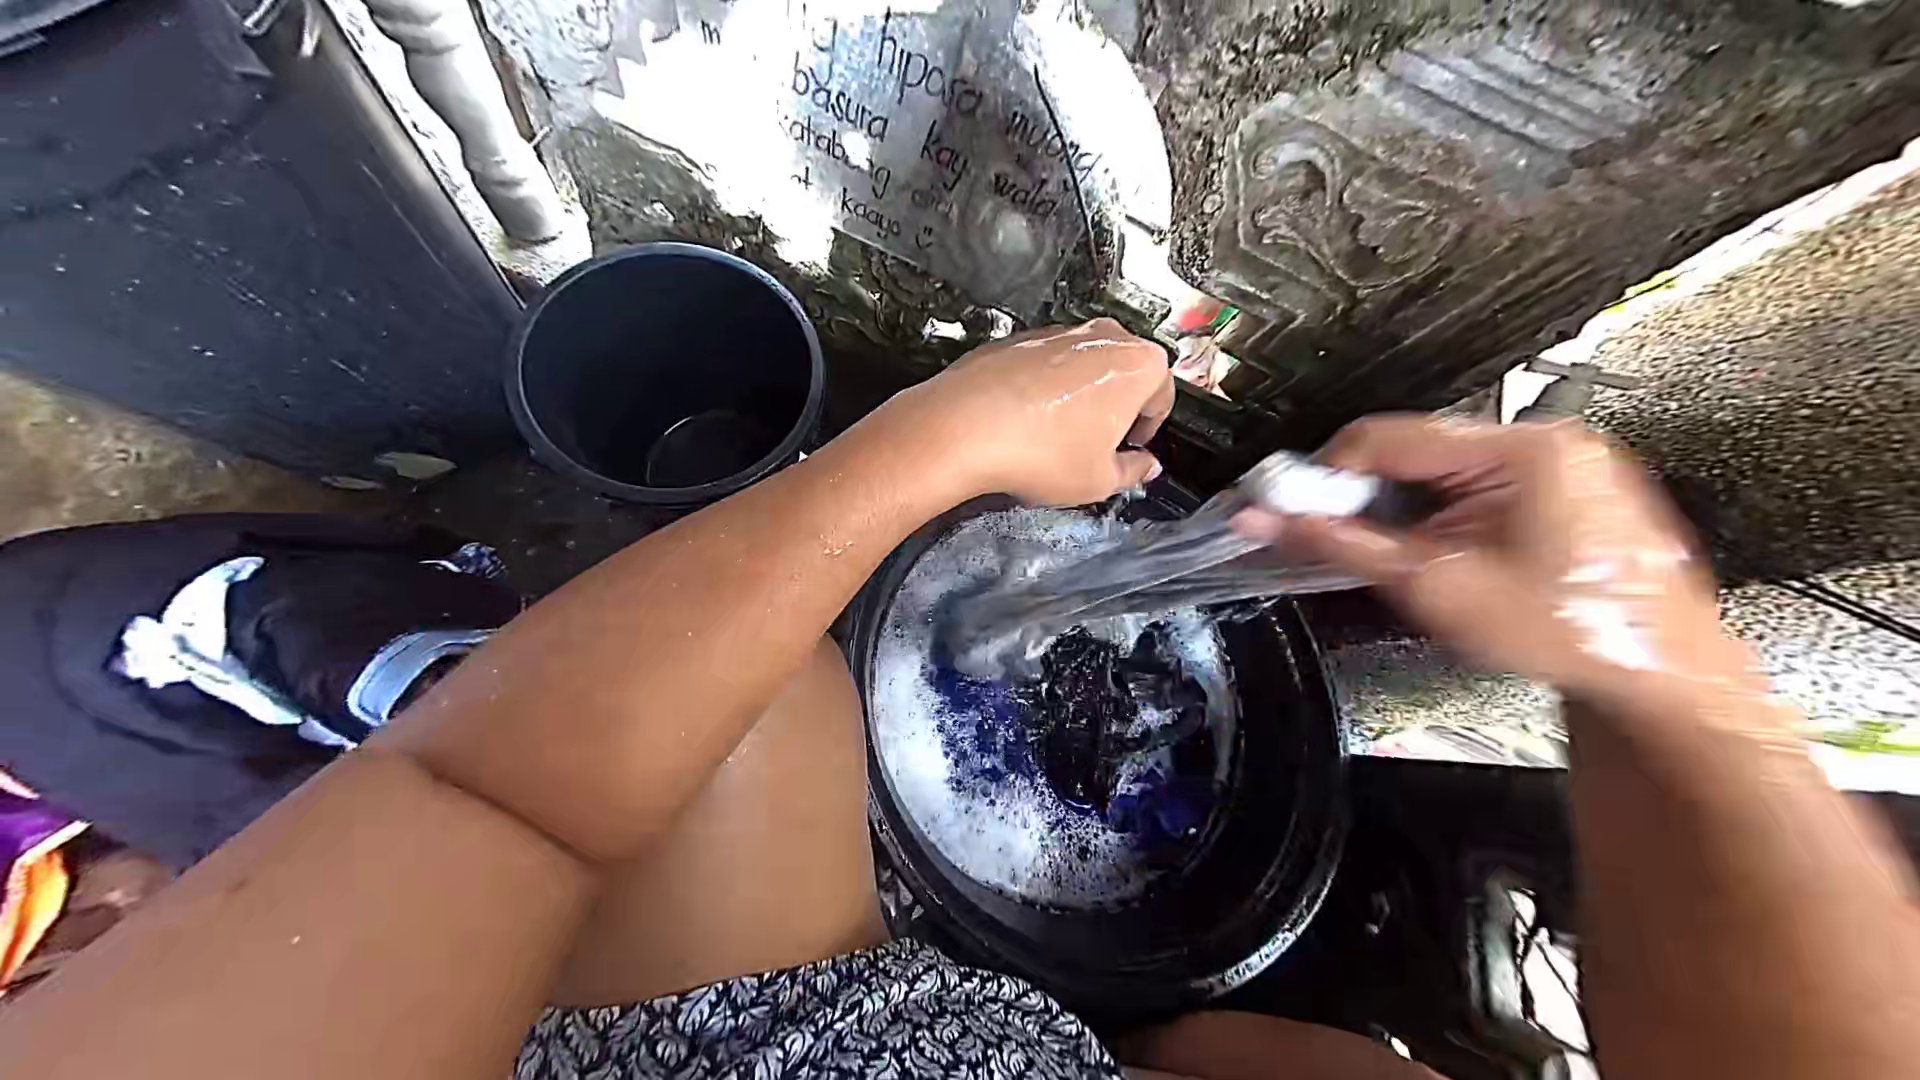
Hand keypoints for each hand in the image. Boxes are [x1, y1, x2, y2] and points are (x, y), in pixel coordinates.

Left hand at [881, 319, 1174, 505]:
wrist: (964, 427)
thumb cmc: (1040, 453)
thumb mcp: (1099, 480)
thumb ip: (1133, 471)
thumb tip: (1145, 467)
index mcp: (1138, 364)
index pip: (1162, 395)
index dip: (1150, 427)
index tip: (1134, 448)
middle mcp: (1102, 337)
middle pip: (1125, 373)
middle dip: (1117, 407)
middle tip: (1099, 444)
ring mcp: (1057, 333)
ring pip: (1084, 366)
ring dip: (1080, 397)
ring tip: (1057, 437)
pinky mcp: (1018, 340)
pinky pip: (1044, 366)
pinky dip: (1044, 389)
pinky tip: (1027, 422)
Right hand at [1234, 415, 1744, 699]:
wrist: (1660, 681)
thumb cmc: (1556, 633)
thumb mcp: (1431, 585)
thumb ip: (1339, 544)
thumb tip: (1262, 520)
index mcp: (1520, 449)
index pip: (1385, 437)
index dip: (1325, 475)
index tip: (1292, 512)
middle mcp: (1540, 440)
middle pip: (1409, 449)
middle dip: (1359, 493)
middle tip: (1333, 539)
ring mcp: (1554, 462)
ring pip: (1433, 467)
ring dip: (1392, 506)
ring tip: (1385, 552)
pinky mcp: (1556, 486)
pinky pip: (1464, 482)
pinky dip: (1427, 512)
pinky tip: (1425, 548)